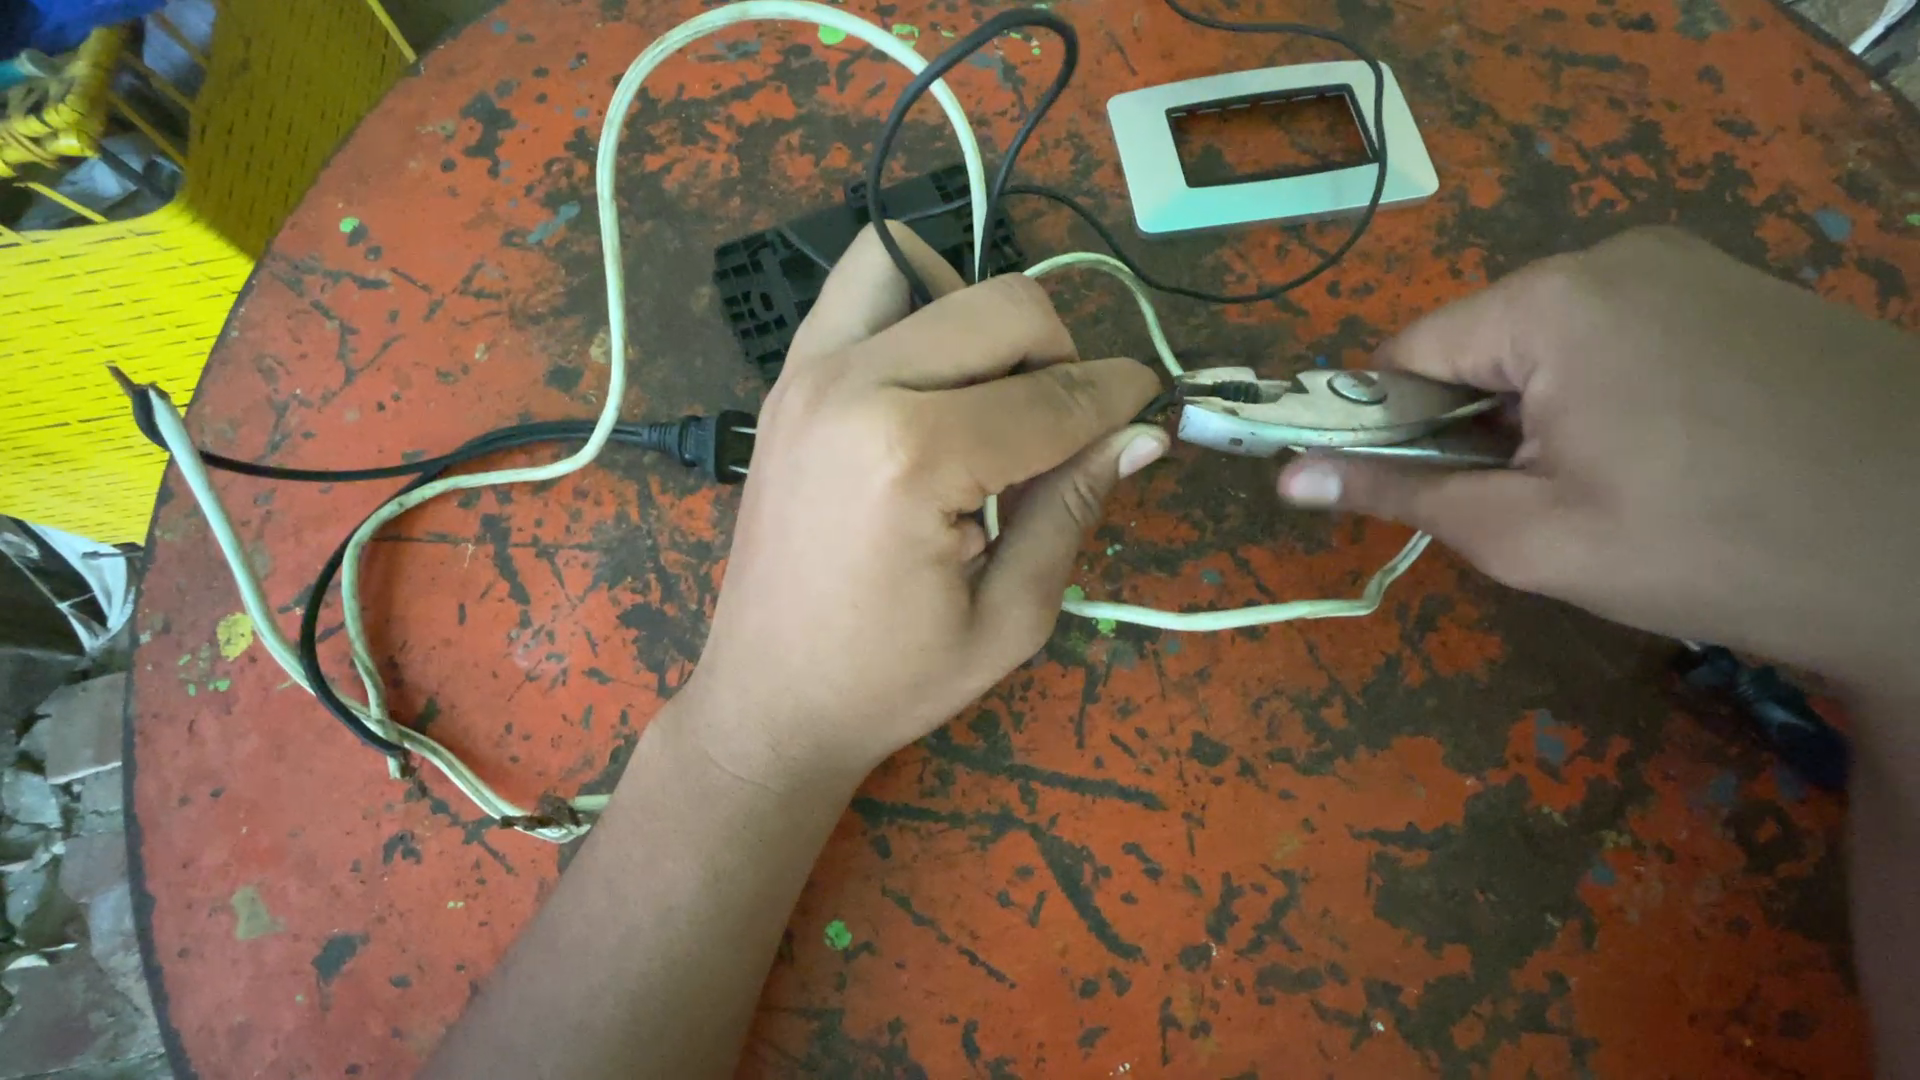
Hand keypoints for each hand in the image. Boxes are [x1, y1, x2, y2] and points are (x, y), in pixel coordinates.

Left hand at [681, 224, 1165, 787]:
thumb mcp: (1009, 618)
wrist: (771, 698)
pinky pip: (858, 291)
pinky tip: (934, 382)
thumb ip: (1074, 508)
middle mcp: (854, 386)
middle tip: (1068, 426)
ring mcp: (808, 373)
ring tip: (994, 395)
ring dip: (981, 316)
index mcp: (913, 457)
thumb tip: (1140, 432)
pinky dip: (915, 306)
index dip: (1119, 398)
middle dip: (1060, 354)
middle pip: (1000, 306)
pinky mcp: (786, 380)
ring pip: (918, 264)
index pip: (1052, 397)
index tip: (1150, 406)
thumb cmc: (890, 681)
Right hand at [1278, 226, 1919, 690]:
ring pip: (1534, 347)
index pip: (1401, 357)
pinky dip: (1588, 398)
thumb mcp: (1525, 533)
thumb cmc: (1709, 544)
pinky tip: (1646, 455)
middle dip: (1465, 427)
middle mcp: (1610, 258)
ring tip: (1588, 487)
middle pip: (1469, 348)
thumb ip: (1396, 493)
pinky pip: (1605, 339)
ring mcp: (1682, 267)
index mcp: (1548, 302)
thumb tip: (1284, 478)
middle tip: (1516, 504)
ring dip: (1526, 418)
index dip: (1386, 428)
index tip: (1412, 490)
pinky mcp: (1730, 291)